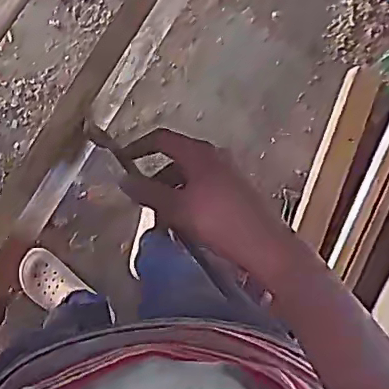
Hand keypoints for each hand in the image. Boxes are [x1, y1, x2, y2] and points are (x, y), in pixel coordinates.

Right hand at [117, 128, 314, 286]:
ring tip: (162, 225)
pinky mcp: (236, 194)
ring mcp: (228, 175)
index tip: (121, 161)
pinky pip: (202, 193)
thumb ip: (148, 192)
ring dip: (170, 199)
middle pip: (174, 162)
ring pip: (187, 181)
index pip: (162, 139)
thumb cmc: (220, 222)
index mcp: (200, 154)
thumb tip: (123, 180)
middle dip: (154, 183)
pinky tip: (183, 229)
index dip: (138, 146)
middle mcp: (215, 158)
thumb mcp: (177, 208)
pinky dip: (186, 205)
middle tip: (142, 204)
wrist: (267, 249)